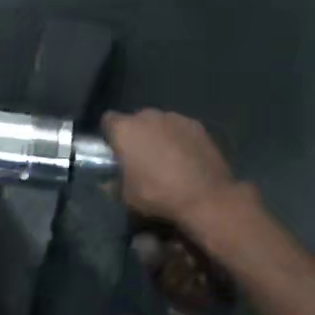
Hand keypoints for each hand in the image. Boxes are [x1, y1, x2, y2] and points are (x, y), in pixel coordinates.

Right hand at [102, 109, 242, 226]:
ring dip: (159, 134)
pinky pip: (180, 128)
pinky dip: (180, 138)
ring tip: (167, 158)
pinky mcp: (196, 124)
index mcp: (125, 130)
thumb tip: (110, 182)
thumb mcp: (128, 198)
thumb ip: (115, 184)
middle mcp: (148, 116)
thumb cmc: (158, 195)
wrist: (205, 196)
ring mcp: (174, 117)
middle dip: (136, 134)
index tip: (115, 150)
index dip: (110, 134)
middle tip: (141, 157)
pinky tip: (187, 157)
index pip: (108, 120)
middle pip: (136, 120)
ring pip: (159, 122)